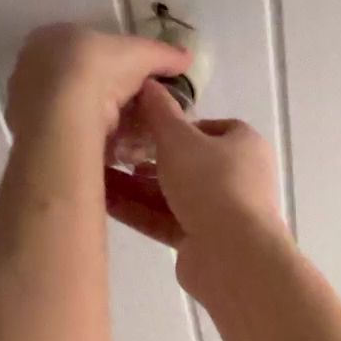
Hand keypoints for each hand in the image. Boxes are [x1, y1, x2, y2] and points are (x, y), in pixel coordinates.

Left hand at [5, 24, 189, 144]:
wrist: (64, 109)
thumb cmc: (98, 66)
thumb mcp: (141, 54)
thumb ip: (164, 55)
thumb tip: (188, 58)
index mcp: (55, 37)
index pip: (89, 51)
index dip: (118, 69)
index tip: (139, 87)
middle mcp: (36, 66)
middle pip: (84, 84)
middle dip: (113, 102)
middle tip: (138, 117)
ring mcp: (30, 100)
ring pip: (77, 112)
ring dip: (105, 125)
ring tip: (130, 138)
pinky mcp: (32, 132)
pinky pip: (69, 135)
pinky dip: (90, 142)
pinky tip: (111, 150)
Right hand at [105, 81, 288, 297]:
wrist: (234, 256)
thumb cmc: (212, 185)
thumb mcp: (180, 140)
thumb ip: (160, 113)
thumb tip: (148, 83)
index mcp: (243, 145)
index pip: (206, 128)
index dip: (173, 126)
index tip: (140, 126)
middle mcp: (236, 177)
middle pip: (186, 163)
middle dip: (146, 159)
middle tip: (112, 152)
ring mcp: (220, 212)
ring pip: (172, 193)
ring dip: (136, 186)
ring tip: (98, 176)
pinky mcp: (201, 241)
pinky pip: (165, 220)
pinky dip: (139, 211)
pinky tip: (104, 203)